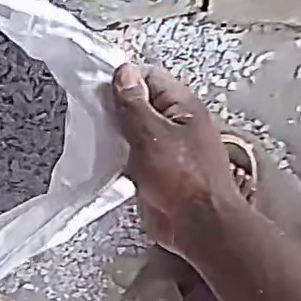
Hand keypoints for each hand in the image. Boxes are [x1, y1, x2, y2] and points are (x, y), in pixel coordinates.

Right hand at [111, 63, 245, 252]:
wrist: (200, 227)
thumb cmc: (186, 181)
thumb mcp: (151, 134)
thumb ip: (134, 103)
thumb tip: (123, 73)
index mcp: (183, 107)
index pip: (148, 78)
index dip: (123, 82)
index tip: (99, 93)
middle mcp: (177, 126)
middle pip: (139, 107)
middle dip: (117, 114)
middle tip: (99, 122)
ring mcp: (168, 151)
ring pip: (134, 136)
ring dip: (117, 141)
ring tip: (103, 145)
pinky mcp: (159, 175)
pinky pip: (134, 161)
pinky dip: (121, 163)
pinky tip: (110, 167)